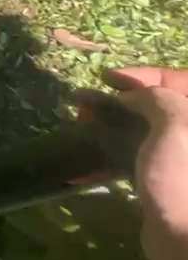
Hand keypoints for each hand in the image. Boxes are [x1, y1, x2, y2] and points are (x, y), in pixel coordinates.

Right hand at [105, 66, 187, 259]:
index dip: (151, 75)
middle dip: (126, 100)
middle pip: (169, 107)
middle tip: (92, 102)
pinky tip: (91, 157)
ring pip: (153, 131)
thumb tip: (134, 96)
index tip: (110, 78)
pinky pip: (145, 156)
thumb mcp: (177, 129)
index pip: (187, 83)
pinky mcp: (176, 184)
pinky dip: (116, 151)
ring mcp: (187, 165)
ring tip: (83, 124)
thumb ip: (158, 100)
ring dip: (115, 123)